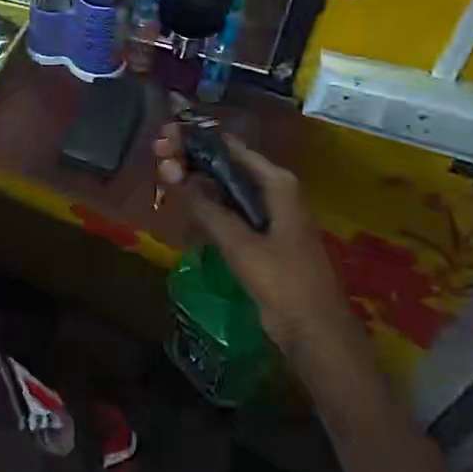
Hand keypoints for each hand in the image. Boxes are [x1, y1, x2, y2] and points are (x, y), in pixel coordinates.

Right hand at [154, 124, 356, 347]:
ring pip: (224, 185)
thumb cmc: (282, 280)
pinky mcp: (260, 234)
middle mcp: (273, 190)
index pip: (229, 147)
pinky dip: (206, 201)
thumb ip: (203, 204)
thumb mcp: (238, 242)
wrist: (316, 332)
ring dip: (195, 179)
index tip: (163, 138)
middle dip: (191, 158)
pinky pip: (228, 207)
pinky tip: (181, 200)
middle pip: (225, 163)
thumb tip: (168, 170)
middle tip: (156, 157)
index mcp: (277, 183)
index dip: (195, 140)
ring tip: (162, 174)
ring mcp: (267, 213)